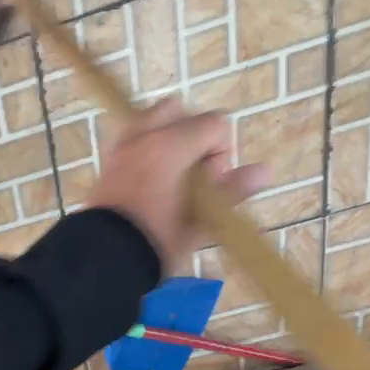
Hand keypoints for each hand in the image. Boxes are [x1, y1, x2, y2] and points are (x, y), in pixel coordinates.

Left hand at [85, 99, 267, 277]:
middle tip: (191, 176)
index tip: (208, 187)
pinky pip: (130, 136)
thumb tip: (266, 171)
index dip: (220, 154)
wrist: (102, 260)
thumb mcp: (198, 221)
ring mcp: (121, 146)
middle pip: (181, 110)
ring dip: (167, 136)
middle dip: (193, 136)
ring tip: (170, 175)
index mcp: (171, 144)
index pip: (215, 123)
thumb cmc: (156, 241)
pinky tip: (147, 179)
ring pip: (152, 118)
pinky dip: (144, 146)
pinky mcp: (106, 161)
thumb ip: (232, 190)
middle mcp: (144, 135)